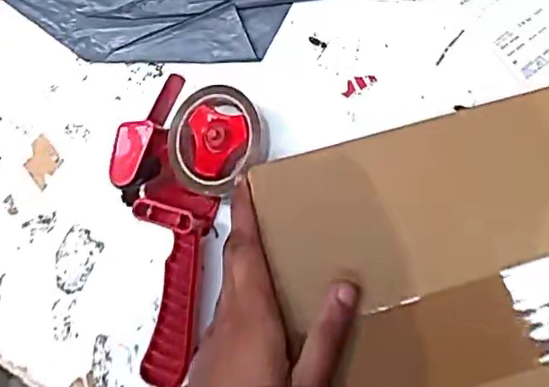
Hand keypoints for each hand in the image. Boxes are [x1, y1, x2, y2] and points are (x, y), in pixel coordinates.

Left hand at [191, 178, 358, 386]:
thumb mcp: (305, 386)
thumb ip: (325, 336)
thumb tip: (345, 287)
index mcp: (251, 317)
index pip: (243, 249)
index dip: (243, 212)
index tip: (244, 183)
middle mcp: (225, 323)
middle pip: (233, 262)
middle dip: (244, 230)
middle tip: (257, 207)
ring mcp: (210, 344)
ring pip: (227, 289)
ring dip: (242, 264)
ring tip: (263, 254)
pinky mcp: (204, 366)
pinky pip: (224, 315)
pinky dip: (239, 299)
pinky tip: (255, 317)